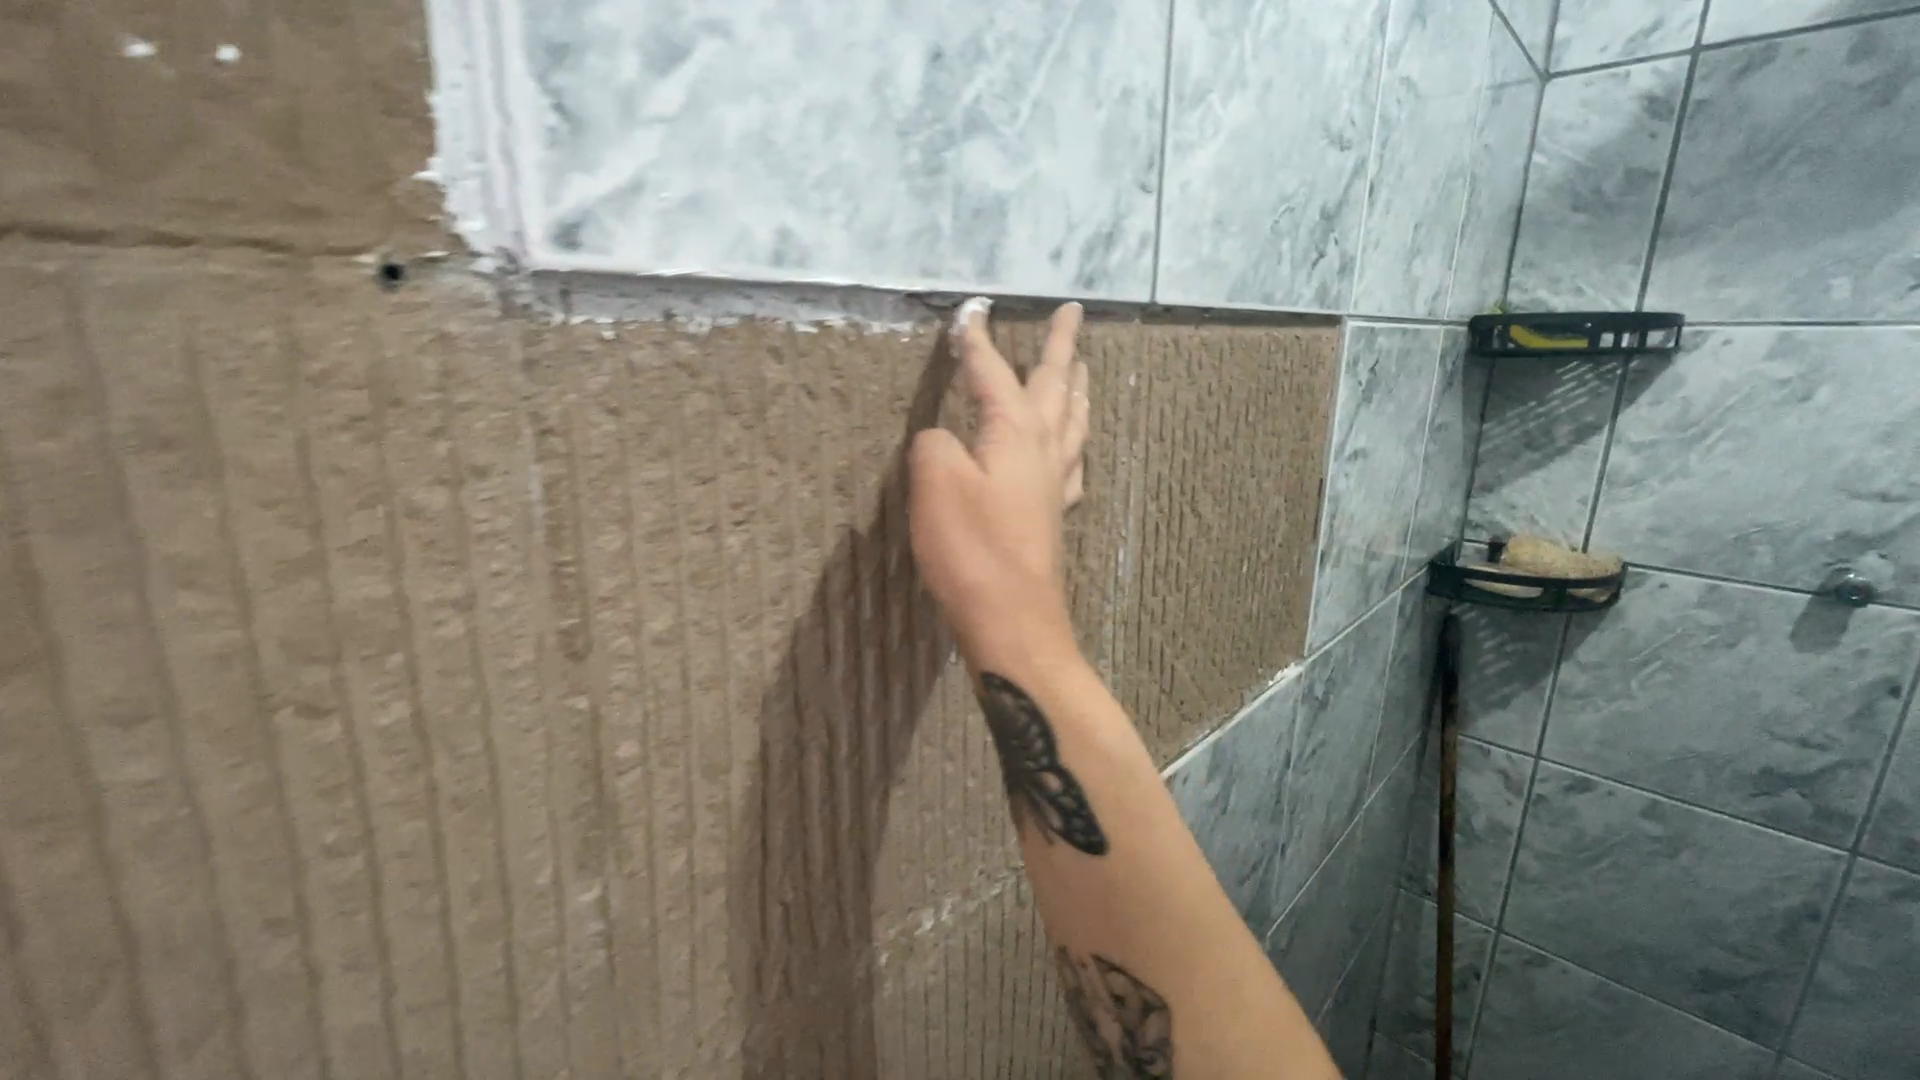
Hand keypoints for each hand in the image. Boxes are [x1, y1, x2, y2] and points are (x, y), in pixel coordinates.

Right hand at [909, 299, 1090, 671]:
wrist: (1012, 622)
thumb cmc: (972, 551)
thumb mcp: (936, 483)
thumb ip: (935, 444)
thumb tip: (944, 438)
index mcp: (1016, 433)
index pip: (993, 371)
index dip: (977, 339)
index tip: (971, 308)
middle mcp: (1044, 451)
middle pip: (1056, 386)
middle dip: (1062, 346)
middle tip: (1072, 313)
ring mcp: (1054, 486)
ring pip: (1073, 422)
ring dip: (1076, 388)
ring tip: (1082, 368)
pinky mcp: (1052, 517)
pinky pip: (1072, 463)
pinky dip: (1075, 442)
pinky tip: (1073, 451)